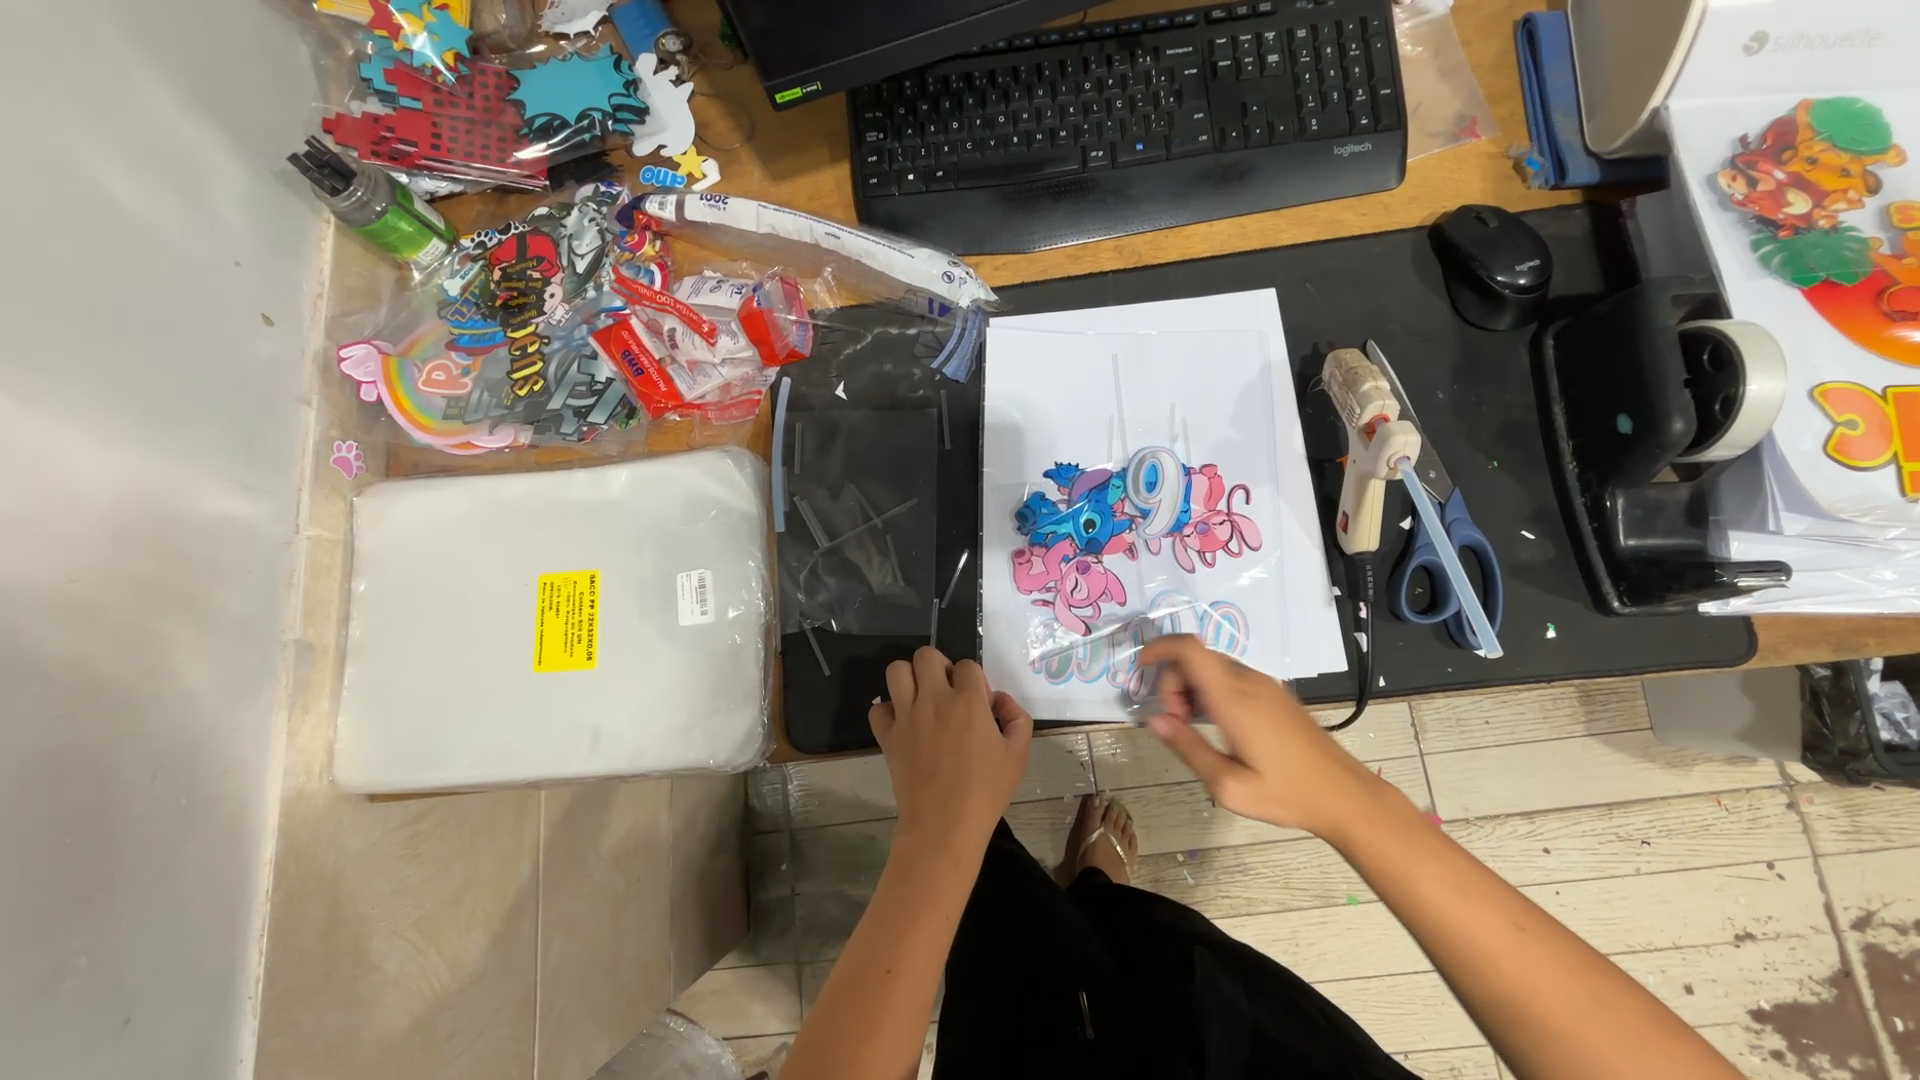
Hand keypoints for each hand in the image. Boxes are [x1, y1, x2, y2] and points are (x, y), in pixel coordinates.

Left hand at [870, 648, 1033, 857]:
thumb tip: (1000, 700)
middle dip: (939, 666)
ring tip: (922, 699)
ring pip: (896, 670)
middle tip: (947, 692)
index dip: (975, 680)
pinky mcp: (887, 736)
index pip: (967, 665)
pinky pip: (878, 708)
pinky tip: (903, 724)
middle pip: (926, 655)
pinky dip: (888, 710)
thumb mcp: (1018, 755)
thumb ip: (1017, 718)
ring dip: (910, 678)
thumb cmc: (986, 792)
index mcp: (968, 701)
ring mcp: (906, 716)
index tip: (978, 703)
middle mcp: (934, 699)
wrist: (944, 826)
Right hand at [1139, 635, 1390, 838]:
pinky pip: (1230, 678)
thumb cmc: (1286, 795)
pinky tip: (1217, 727)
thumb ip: (1187, 748)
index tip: (1141, 668)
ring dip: (1191, 689)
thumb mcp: (1227, 785)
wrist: (1346, 796)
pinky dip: (1210, 692)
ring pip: (1212, 667)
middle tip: (1177, 725)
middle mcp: (1249, 682)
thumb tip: (1153, 720)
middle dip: (1173, 683)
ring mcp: (1265, 686)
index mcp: (1234, 699)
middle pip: (1195, 658)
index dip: (1159, 647)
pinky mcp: (1275, 695)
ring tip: (1196, 729)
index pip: (1189, 648)